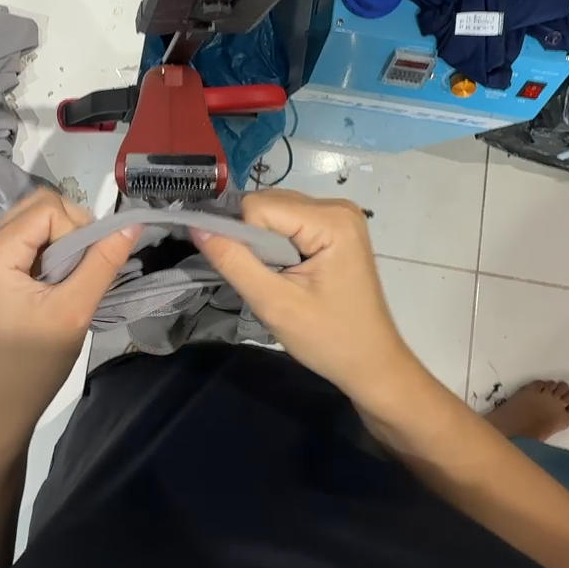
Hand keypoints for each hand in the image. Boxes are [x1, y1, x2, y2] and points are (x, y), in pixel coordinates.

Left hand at [0, 188, 138, 428]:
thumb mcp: (74, 311)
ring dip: (62, 241)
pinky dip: (51, 249)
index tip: (84, 271)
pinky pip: (29, 235)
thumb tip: (131, 224)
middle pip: (40, 206)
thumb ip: (102, 262)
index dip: (77, 231)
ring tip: (68, 280)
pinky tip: (55, 281)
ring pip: (37, 218)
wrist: (1, 403)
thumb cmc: (33, 363)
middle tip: (80, 273)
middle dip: (71, 231)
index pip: (49, 208)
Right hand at [192, 189, 416, 396]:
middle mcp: (337, 206)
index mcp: (331, 221)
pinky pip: (287, 219)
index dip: (242, 238)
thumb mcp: (274, 304)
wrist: (372, 364)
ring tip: (278, 277)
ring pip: (272, 210)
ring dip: (263, 241)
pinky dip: (276, 242)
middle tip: (266, 279)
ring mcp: (339, 214)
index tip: (251, 274)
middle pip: (265, 204)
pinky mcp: (335, 225)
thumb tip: (196, 228)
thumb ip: (233, 262)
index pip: (258, 207)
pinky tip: (287, 270)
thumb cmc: (329, 340)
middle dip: (253, 238)